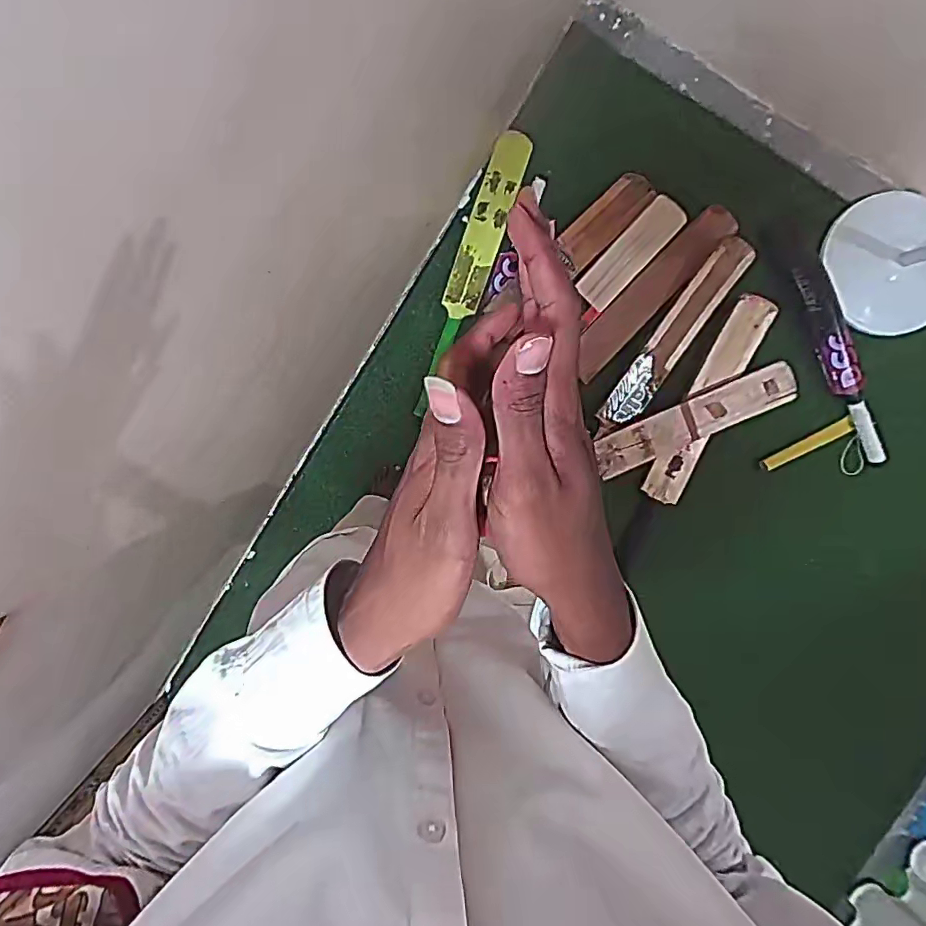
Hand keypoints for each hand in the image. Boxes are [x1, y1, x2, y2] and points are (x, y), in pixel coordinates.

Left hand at [331, 312, 508, 670]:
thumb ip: (454, 457)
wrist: (387, 615)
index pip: (455, 376)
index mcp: (436, 452)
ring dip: (501, 373)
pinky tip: (518, 417)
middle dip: (499, 343)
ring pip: (471, 404)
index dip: (487, 337)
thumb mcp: (444, 521)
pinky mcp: (446, 484)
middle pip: (463, 381)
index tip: (521, 310)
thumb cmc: (415, 579)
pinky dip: (500, 412)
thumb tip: (449, 390)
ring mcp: (440, 466)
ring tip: (537, 355)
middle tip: (537, 319)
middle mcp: (435, 450)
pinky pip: (475, 433)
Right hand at [484, 188, 633, 662]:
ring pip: (541, 338)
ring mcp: (551, 413)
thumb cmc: (549, 540)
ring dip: (528, 289)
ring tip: (507, 255)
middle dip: (538, 257)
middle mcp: (558, 398)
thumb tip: (522, 338)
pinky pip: (527, 368)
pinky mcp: (540, 430)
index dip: (542, 258)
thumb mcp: (524, 479)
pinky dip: (513, 334)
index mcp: (555, 403)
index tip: (524, 212)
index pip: (554, 313)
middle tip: (516, 216)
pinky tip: (498, 331)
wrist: (575, 582)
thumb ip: (518, 411)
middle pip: (554, 312)